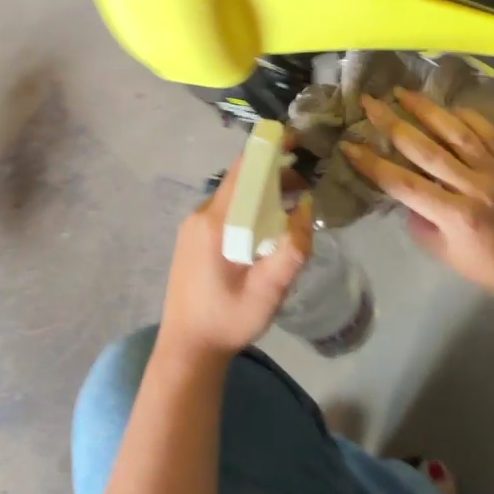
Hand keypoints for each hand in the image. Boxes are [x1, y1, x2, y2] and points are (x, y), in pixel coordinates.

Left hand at [157, 155, 313, 363]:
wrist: (187, 350)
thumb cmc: (227, 320)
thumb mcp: (268, 292)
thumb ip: (291, 250)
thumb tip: (306, 209)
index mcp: (215, 222)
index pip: (243, 170)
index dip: (270, 150)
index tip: (298, 143)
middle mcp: (200, 216)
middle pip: (240, 181)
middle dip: (274, 174)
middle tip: (306, 182)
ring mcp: (194, 228)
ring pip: (233, 197)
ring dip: (263, 194)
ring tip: (293, 205)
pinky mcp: (194, 241)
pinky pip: (226, 212)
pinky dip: (250, 209)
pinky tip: (267, 229)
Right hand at [341, 89, 493, 290]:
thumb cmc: (479, 262)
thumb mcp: (439, 248)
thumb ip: (417, 214)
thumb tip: (398, 182)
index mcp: (456, 216)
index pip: (405, 184)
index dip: (374, 164)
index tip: (350, 145)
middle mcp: (475, 189)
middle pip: (427, 150)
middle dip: (393, 124)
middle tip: (370, 103)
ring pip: (457, 133)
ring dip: (427, 110)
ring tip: (402, 93)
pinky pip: (487, 131)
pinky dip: (466, 116)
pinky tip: (445, 106)